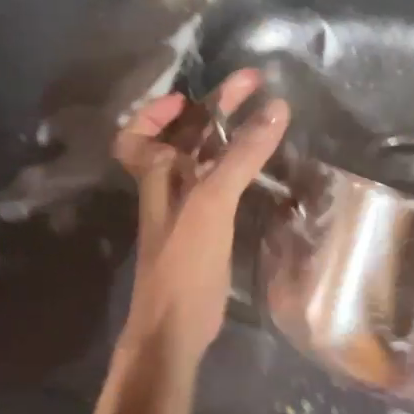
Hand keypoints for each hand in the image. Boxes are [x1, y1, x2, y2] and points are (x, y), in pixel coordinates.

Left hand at [112, 69, 288, 357]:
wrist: (173, 330)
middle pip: (183, 135)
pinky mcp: (205, 229)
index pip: (137, 132)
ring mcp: (186, 208)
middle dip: (212, 108)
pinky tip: (261, 161)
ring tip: (264, 114)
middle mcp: (166, 185)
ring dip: (227, 134)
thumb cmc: (183, 259)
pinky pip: (220, 181)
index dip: (157, 110)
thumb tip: (276, 106)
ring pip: (203, 157)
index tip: (189, 97)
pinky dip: (237, 164)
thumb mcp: (213, 200)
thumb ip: (242, 153)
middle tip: (254, 83)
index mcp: (156, 173)